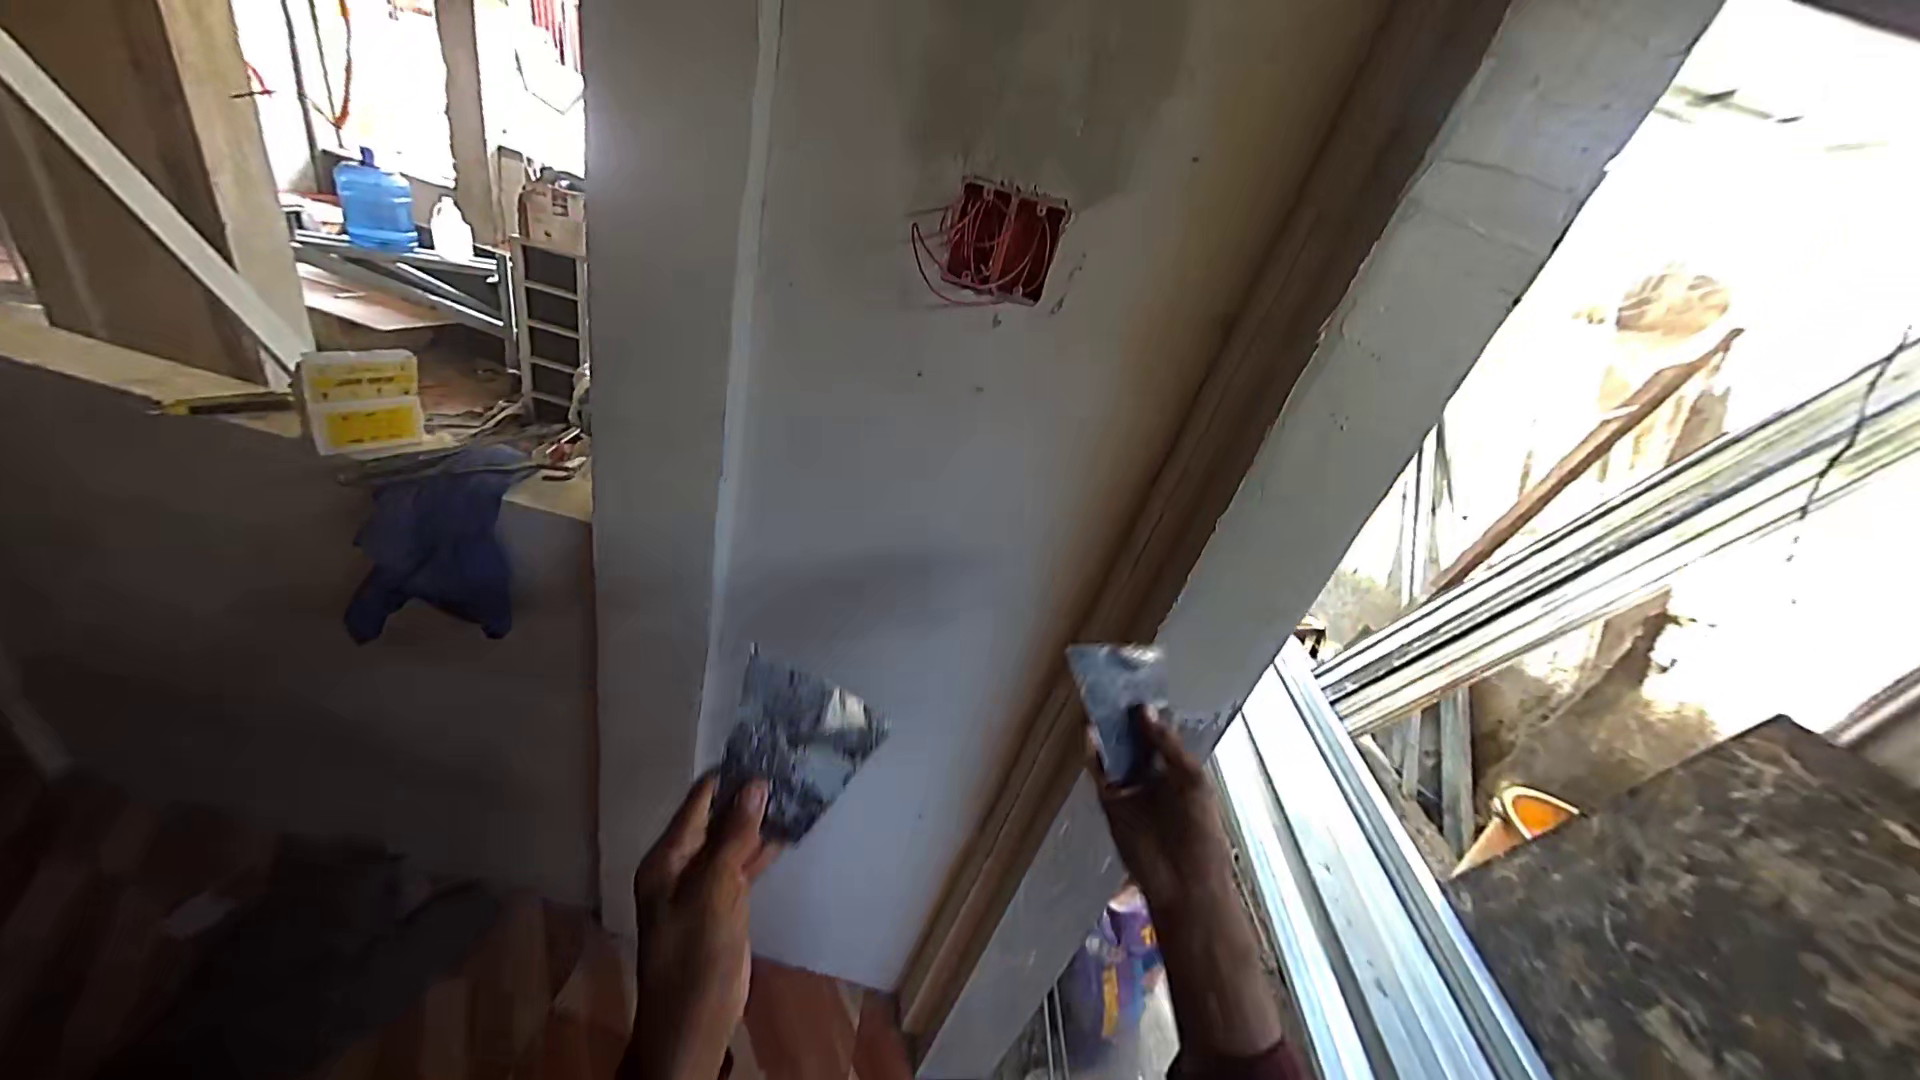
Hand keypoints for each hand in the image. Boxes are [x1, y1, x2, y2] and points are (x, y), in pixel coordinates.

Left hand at [620, 776, 781, 1079]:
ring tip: (797, 786)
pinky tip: (791, 827)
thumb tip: (755, 783)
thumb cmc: (695, 956)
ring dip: (761, 818)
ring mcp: (705, 881)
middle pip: (718, 815)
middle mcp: (684, 862)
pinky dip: (764, 846)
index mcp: (668, 857)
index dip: (730, 775)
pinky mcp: (724, 898)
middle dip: (750, 793)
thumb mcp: (714, 892)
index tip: (766, 750)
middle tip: (790, 764)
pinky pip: (744, 861)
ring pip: (735, 837)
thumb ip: (734, 837)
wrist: (693, 1026)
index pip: (700, 800)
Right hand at [1086, 705, 1235, 916]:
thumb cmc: (1200, 830)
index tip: (1136, 688)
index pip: (1160, 734)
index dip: (1149, 714)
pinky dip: (1092, 752)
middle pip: (1134, 740)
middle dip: (1124, 718)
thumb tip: (1144, 710)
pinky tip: (1090, 732)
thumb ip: (1167, 744)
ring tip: (1098, 702)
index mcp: (1179, 770)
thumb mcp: (1192, 779)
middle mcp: (1153, 776)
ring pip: (1114, 752)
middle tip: (1112, 689)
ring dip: (1107, 731)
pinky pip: (1099, 771)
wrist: (1183, 881)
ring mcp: (1130, 788)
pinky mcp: (1110, 801)